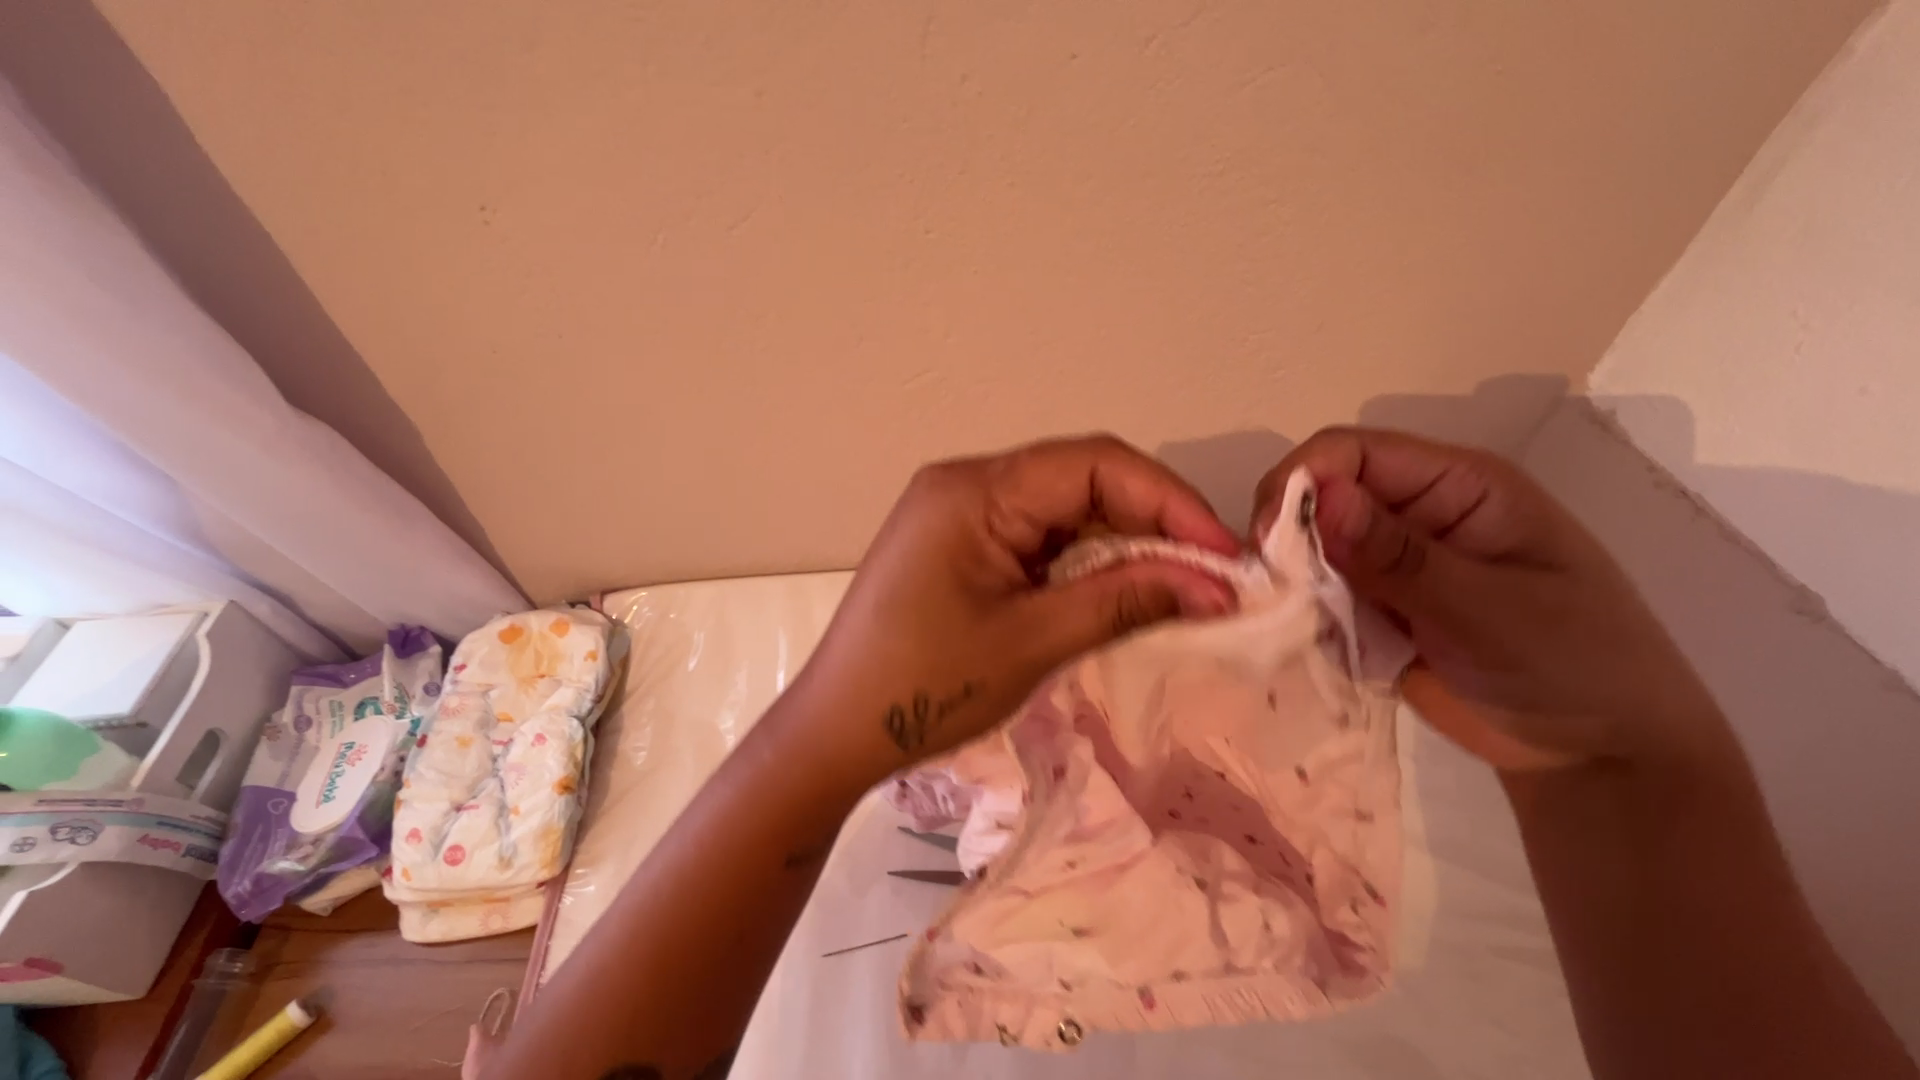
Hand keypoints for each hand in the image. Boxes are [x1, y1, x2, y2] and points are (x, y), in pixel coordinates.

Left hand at [798, 434, 1241, 778]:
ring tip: (1177, 585)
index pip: (1094, 465)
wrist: (834, 732)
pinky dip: (1081, 560)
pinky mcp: (957, 544)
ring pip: (1062, 508)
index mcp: (976, 489)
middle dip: (1152, 521)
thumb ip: (1125, 599)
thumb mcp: (1033, 641)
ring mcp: (957, 513)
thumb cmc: (926, 687)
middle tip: (1211, 575)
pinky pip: (1035, 535)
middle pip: (1080, 480)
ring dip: (1120, 542)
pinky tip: (1118, 588)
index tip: (1223, 554)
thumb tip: (1217, 585)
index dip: (1169, 501)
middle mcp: (966, 483)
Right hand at [1253, 427, 1728, 769]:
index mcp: (1457, 486)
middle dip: (1285, 537)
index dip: (1300, 482)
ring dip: (1290, 583)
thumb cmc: (1572, 666)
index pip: (1353, 453)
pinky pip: (1318, 598)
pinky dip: (1302, 617)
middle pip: (1319, 498)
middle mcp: (1416, 514)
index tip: (1266, 542)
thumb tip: (1323, 498)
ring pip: (1310, 551)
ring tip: (1284, 625)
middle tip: (1268, 592)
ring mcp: (1392, 566)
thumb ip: (1401, 556)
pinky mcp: (1375, 611)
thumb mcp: (1489, 608)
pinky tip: (1303, 644)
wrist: (1599, 754)